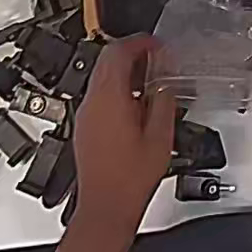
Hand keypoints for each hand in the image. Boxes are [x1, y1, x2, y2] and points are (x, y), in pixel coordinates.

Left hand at [71, 37, 177, 238]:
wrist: (106, 208)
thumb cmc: (130, 179)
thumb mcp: (160, 135)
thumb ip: (163, 100)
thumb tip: (166, 80)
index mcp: (109, 99)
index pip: (119, 53)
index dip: (141, 42)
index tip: (157, 44)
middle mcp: (92, 103)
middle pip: (107, 60)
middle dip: (133, 52)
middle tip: (156, 56)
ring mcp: (85, 115)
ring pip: (102, 76)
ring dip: (126, 70)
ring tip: (152, 78)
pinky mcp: (85, 126)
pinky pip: (100, 94)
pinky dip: (119, 87)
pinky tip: (139, 101)